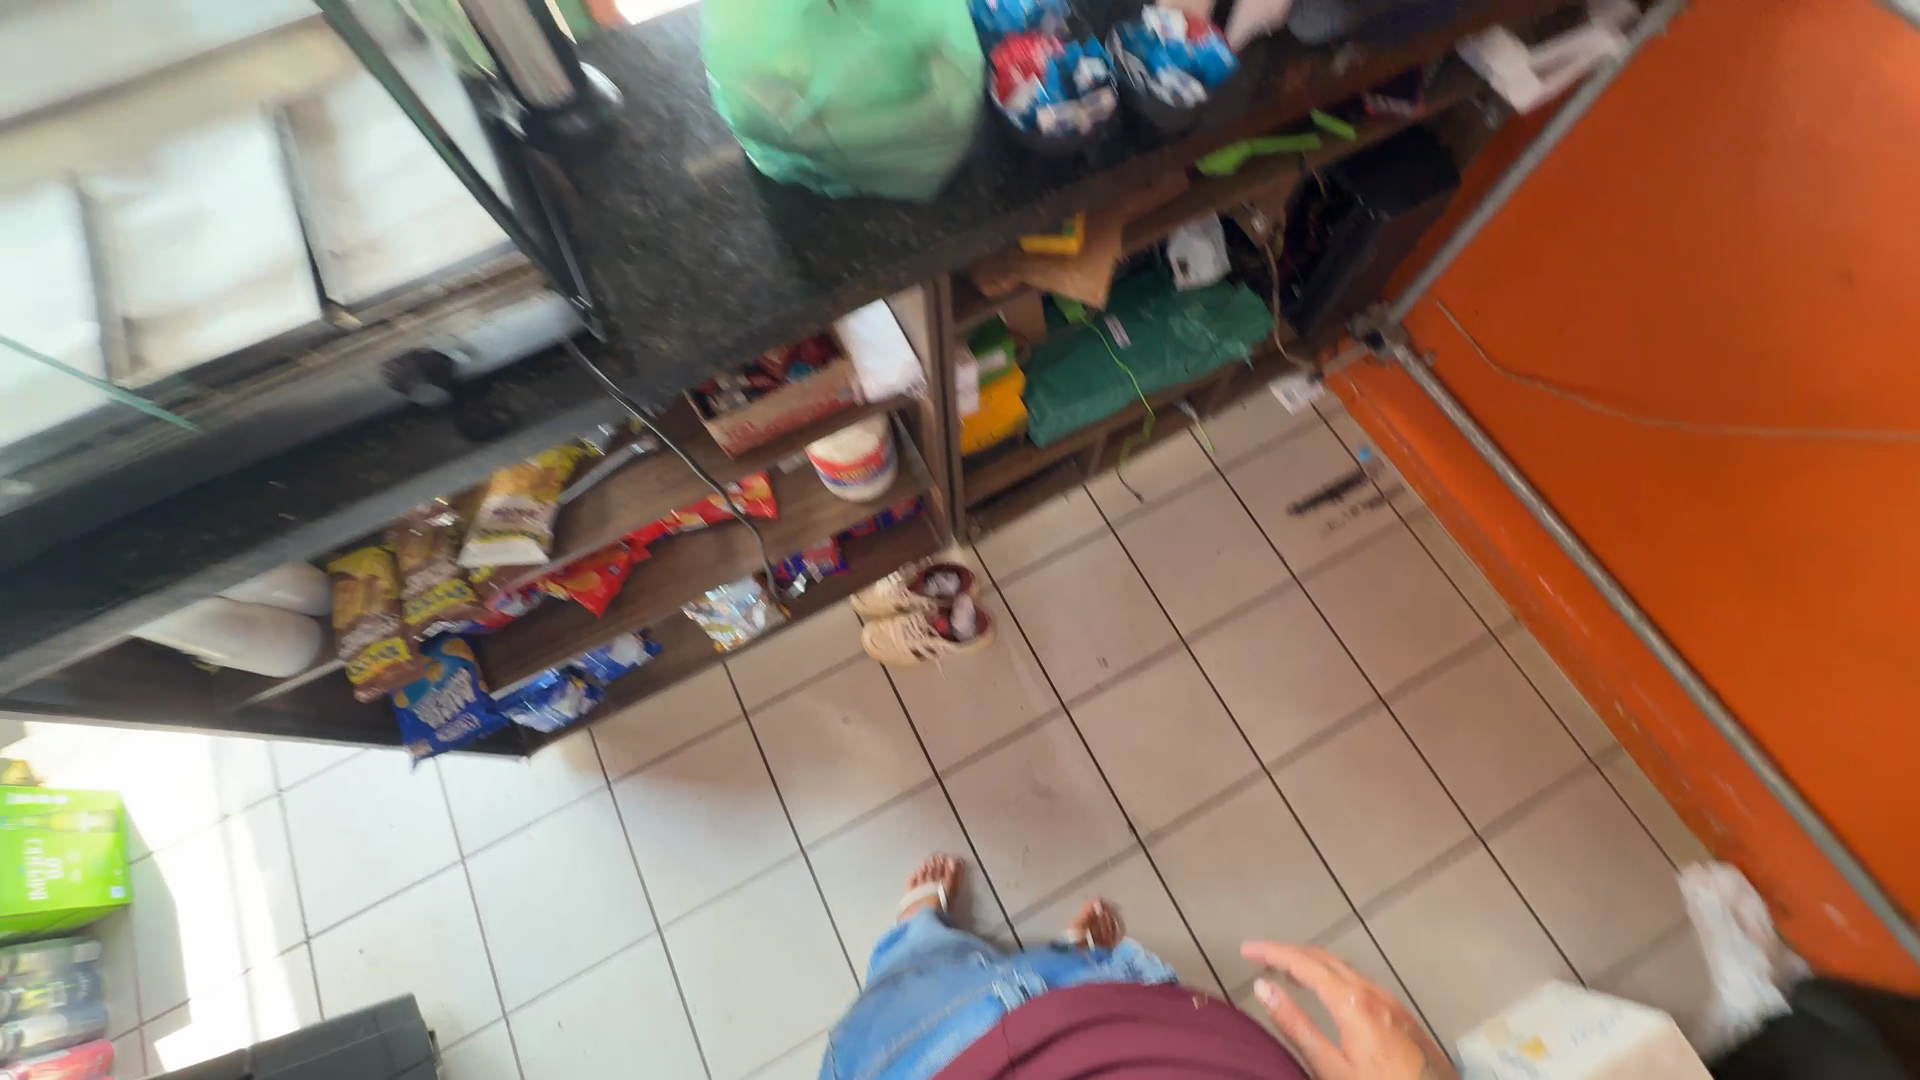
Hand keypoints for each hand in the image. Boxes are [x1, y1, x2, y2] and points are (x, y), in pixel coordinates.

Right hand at [1240, 942, 1458, 1079]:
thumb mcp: (1334, 1072)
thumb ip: (1297, 1027)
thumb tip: (1261, 986)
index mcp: (1353, 1003)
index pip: (1303, 963)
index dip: (1271, 952)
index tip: (1245, 950)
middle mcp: (1373, 992)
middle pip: (1323, 957)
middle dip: (1288, 953)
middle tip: (1259, 958)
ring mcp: (1391, 1003)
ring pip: (1342, 967)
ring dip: (1310, 962)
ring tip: (1284, 971)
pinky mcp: (1402, 1017)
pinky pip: (1357, 980)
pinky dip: (1331, 975)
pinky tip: (1325, 992)